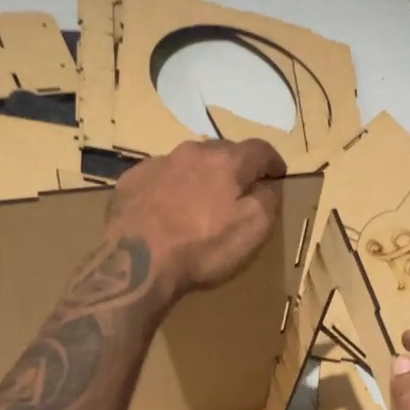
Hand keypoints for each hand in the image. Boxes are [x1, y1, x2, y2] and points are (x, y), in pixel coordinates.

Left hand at [107, 139, 287, 294]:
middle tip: (239, 192)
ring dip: (201, 177)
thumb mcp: (253, 229)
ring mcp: (158, 163)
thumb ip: (268, 201)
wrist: (137, 260)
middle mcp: (193, 151)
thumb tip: (271, 185)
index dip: (273, 163)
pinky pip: (160, 178)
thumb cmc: (203, 247)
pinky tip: (168, 212)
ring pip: (189, 163)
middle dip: (235, 168)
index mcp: (227, 161)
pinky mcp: (132, 180)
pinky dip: (171, 189)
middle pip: (223, 151)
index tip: (278, 176)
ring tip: (201, 203)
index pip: (260, 149)